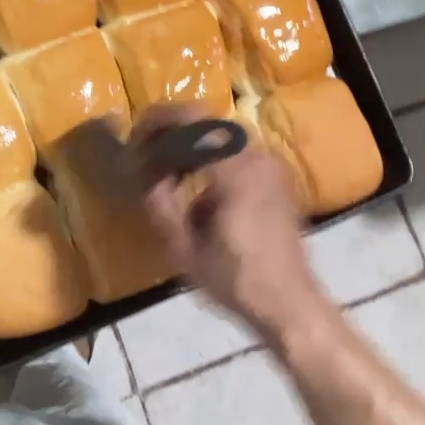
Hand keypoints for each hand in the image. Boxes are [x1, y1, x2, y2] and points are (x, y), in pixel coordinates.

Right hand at [132, 104, 332, 341]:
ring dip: (188, 144)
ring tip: (163, 172)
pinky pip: (235, 151)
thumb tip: (144, 172)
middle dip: (169, 132)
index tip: (134, 140)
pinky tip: (192, 185)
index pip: (192, 120)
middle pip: (205, 121)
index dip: (157, 121)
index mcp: (236, 171)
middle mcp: (256, 157)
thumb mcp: (184, 248)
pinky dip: (208, 156)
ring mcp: (270, 166)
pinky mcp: (274, 177)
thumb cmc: (236, 280)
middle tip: (143, 156)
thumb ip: (160, 202)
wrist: (290, 303)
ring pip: (219, 135)